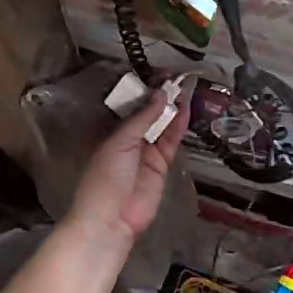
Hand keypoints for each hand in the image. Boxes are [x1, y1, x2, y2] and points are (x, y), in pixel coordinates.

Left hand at [64, 80, 190, 243]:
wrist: (112, 219)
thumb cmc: (106, 177)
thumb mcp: (120, 142)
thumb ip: (142, 117)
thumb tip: (160, 94)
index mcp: (110, 130)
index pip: (129, 104)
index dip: (143, 89)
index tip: (158, 73)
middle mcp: (129, 138)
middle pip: (148, 112)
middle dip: (161, 95)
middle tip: (176, 76)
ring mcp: (146, 151)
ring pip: (162, 123)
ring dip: (173, 106)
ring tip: (186, 86)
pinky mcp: (161, 163)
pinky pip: (171, 139)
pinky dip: (179, 124)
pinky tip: (186, 107)